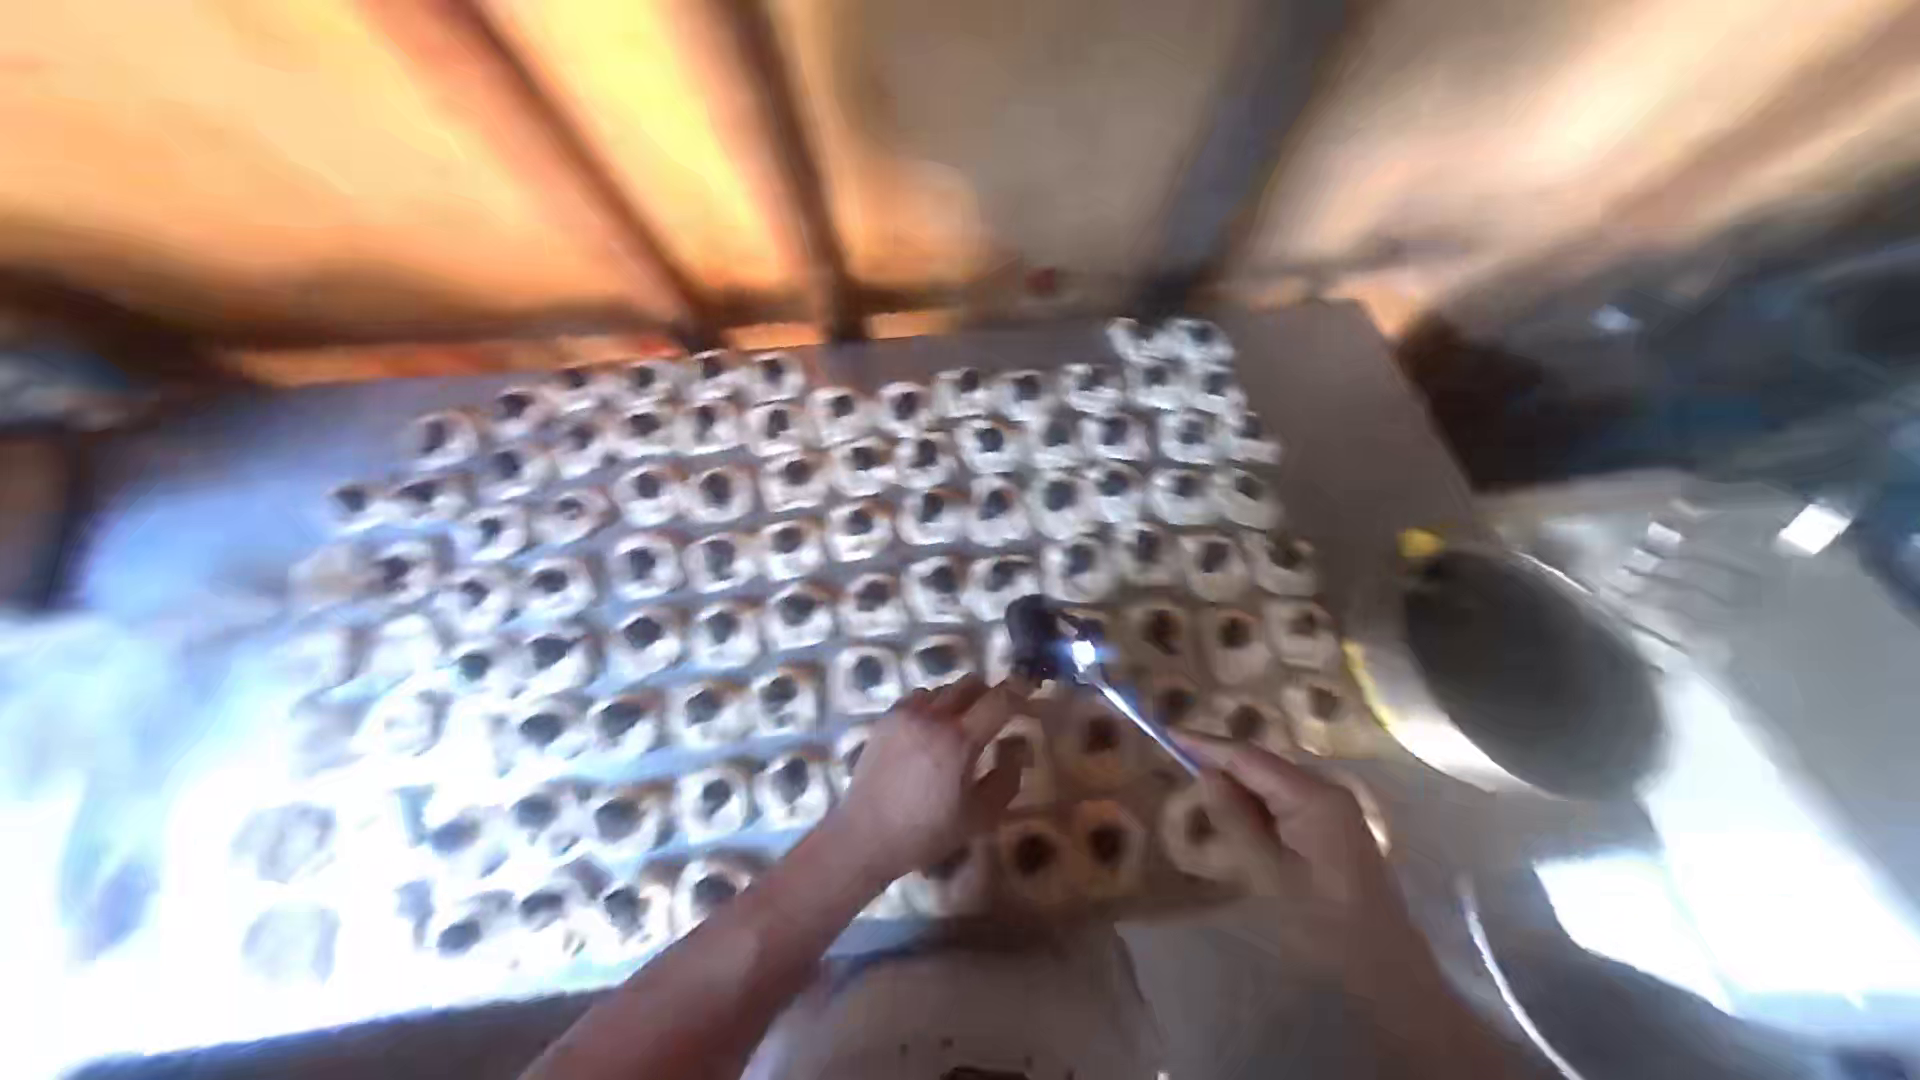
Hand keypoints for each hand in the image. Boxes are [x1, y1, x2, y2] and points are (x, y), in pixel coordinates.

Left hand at [829, 675, 1028, 879]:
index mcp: (959, 740)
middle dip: (989, 694)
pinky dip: (933, 705)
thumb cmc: (927, 832)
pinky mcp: (887, 718)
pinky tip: (931, 730)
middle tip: (995, 715)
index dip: (1019, 691)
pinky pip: (919, 697)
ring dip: (960, 700)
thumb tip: (1018, 743)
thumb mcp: (980, 815)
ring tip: (960, 726)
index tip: (1029, 691)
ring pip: (944, 688)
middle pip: (971, 683)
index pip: (999, 699)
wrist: (866, 836)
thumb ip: (1008, 776)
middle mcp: (933, 717)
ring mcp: (906, 714)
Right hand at [1175, 733, 1434, 991]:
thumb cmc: (1323, 924)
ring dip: (1236, 788)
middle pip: (1260, 764)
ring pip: (1270, 782)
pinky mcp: (1333, 825)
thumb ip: (1233, 818)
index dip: (1205, 743)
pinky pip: (1283, 800)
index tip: (1167, 733)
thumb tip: (1205, 774)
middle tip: (1177, 768)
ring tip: (1203, 799)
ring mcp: (1334, 807)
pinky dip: (1256, 806)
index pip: (1248, 756)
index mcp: (1313, 796)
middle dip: (1219, 765)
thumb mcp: (1266, 873)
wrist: (1387, 974)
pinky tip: (1238, 823)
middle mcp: (1326, 789)